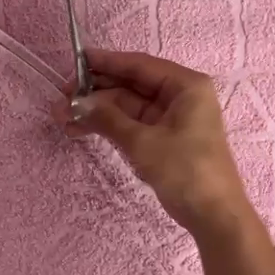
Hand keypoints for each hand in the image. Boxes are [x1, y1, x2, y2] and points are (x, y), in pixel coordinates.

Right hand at [57, 49, 247, 226]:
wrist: (212, 214)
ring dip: (96, 111)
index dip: (106, 62)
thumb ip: (108, 119)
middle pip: (131, 85)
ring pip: (126, 107)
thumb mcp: (142, 142)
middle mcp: (179, 97)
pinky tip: (81, 129)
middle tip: (62, 96)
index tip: (76, 60)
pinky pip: (130, 125)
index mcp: (185, 86)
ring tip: (63, 117)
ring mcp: (170, 120)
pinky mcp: (162, 140)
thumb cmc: (185, 170)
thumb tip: (76, 103)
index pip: (140, 65)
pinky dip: (107, 126)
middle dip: (96, 92)